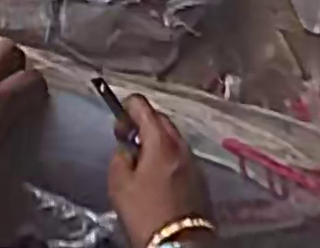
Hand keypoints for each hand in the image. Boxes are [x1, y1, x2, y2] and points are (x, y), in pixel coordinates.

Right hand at [108, 95, 213, 247]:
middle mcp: (180, 144)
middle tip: (128, 144)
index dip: (125, 109)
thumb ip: (119, 157)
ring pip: (172, 137)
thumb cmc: (147, 215)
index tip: (119, 129)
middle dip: (142, 124)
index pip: (142, 104)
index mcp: (160, 140)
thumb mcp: (119, 185)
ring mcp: (194, 161)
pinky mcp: (201, 179)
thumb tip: (126, 149)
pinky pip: (181, 156)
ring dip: (156, 142)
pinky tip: (159, 178)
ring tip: (143, 164)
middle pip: (159, 118)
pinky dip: (168, 157)